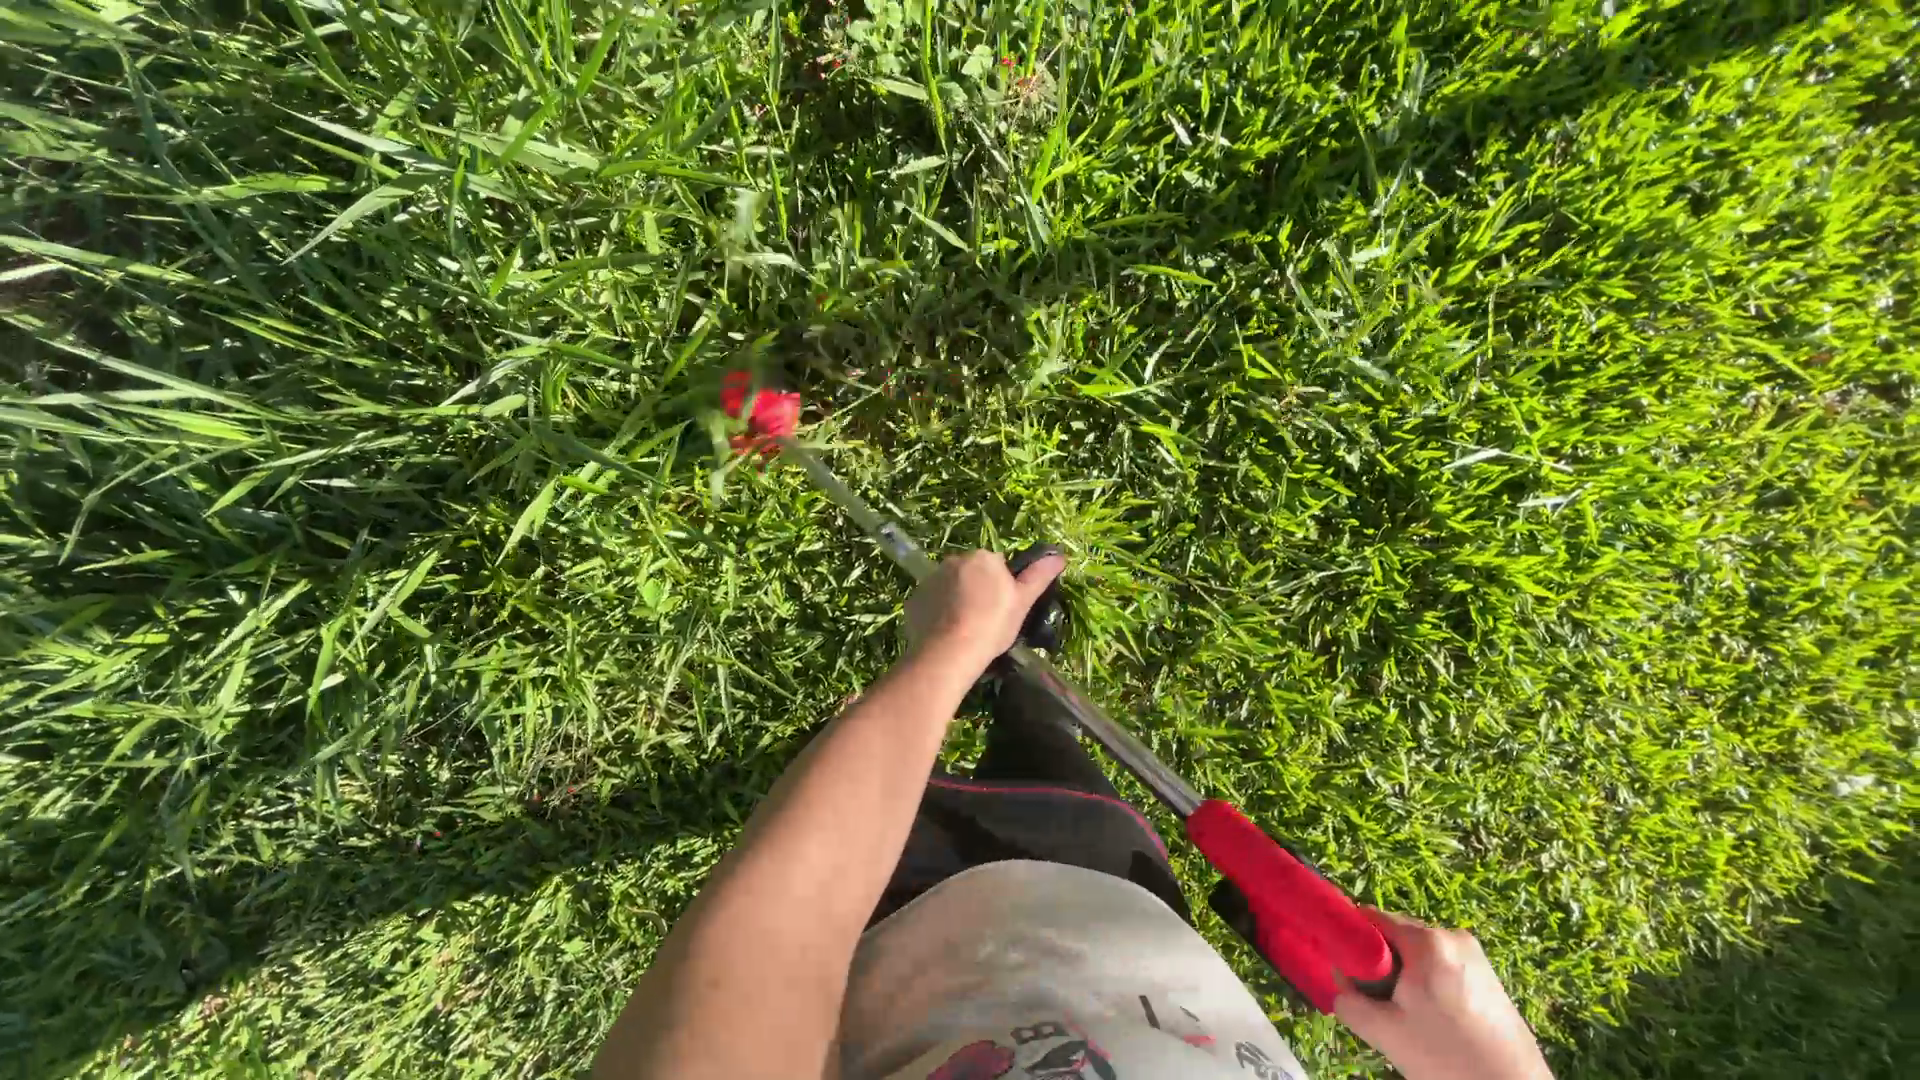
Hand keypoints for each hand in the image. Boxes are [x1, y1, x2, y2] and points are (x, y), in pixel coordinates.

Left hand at [904, 549, 1065, 669]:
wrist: (950, 652)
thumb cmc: (992, 625)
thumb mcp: (1022, 602)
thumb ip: (1039, 576)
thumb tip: (1060, 556)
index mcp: (982, 557)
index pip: (996, 565)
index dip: (1001, 587)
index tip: (1002, 608)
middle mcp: (953, 561)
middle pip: (971, 573)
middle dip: (977, 589)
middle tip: (985, 619)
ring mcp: (930, 579)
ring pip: (950, 586)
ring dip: (957, 600)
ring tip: (965, 629)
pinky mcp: (915, 599)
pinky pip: (932, 602)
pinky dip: (938, 613)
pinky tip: (946, 633)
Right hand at [1335, 909, 1553, 1079]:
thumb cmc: (1447, 1059)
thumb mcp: (1383, 1032)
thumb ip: (1346, 997)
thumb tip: (1339, 976)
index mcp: (1428, 940)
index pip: (1371, 918)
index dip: (1353, 942)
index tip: (1351, 974)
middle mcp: (1453, 936)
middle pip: (1396, 935)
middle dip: (1381, 962)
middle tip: (1382, 1003)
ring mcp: (1476, 955)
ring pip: (1419, 954)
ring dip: (1405, 976)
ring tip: (1411, 1017)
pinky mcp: (1490, 976)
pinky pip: (1442, 966)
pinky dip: (1429, 984)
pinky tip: (1435, 1020)